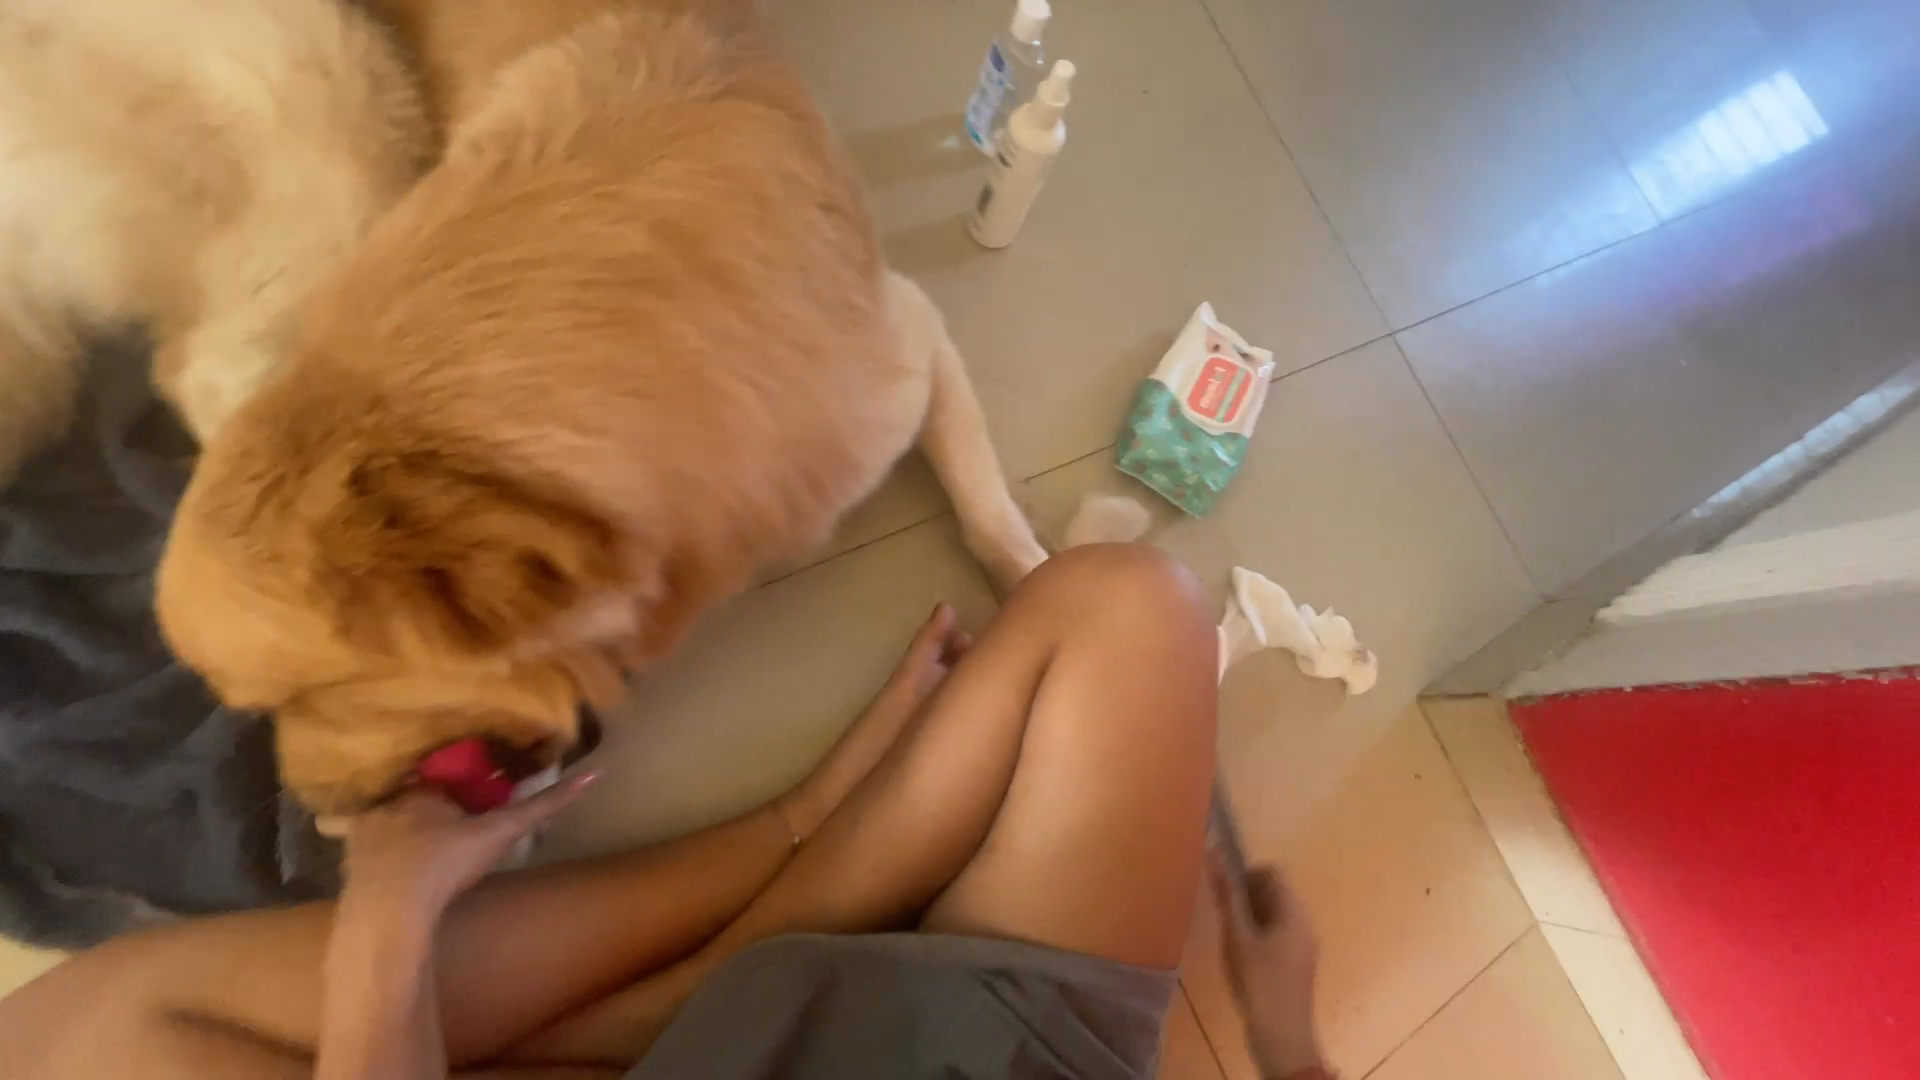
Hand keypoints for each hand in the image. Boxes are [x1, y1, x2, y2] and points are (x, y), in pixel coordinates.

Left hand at [340, 773, 596, 915]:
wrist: (387, 918)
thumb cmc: (447, 863)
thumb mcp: (502, 831)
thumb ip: (544, 804)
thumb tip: (594, 774)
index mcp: (420, 790)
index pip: (445, 775)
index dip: (464, 784)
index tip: (481, 795)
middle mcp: (386, 806)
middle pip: (418, 797)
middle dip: (436, 806)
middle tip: (460, 821)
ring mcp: (361, 839)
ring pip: (392, 824)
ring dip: (410, 830)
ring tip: (434, 844)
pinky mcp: (349, 871)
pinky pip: (372, 850)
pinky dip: (389, 854)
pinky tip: (406, 869)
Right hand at [1207, 853, 1325, 1077]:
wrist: (1282, 1038)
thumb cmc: (1258, 980)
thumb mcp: (1236, 933)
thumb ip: (1227, 892)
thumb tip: (1215, 850)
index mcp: (1294, 912)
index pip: (1272, 871)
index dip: (1246, 874)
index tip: (1227, 894)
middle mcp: (1305, 923)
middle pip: (1275, 891)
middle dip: (1247, 896)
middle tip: (1226, 916)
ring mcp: (1305, 945)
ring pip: (1275, 913)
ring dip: (1251, 915)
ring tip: (1232, 937)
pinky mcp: (1298, 963)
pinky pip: (1279, 933)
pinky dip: (1259, 933)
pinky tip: (1243, 955)